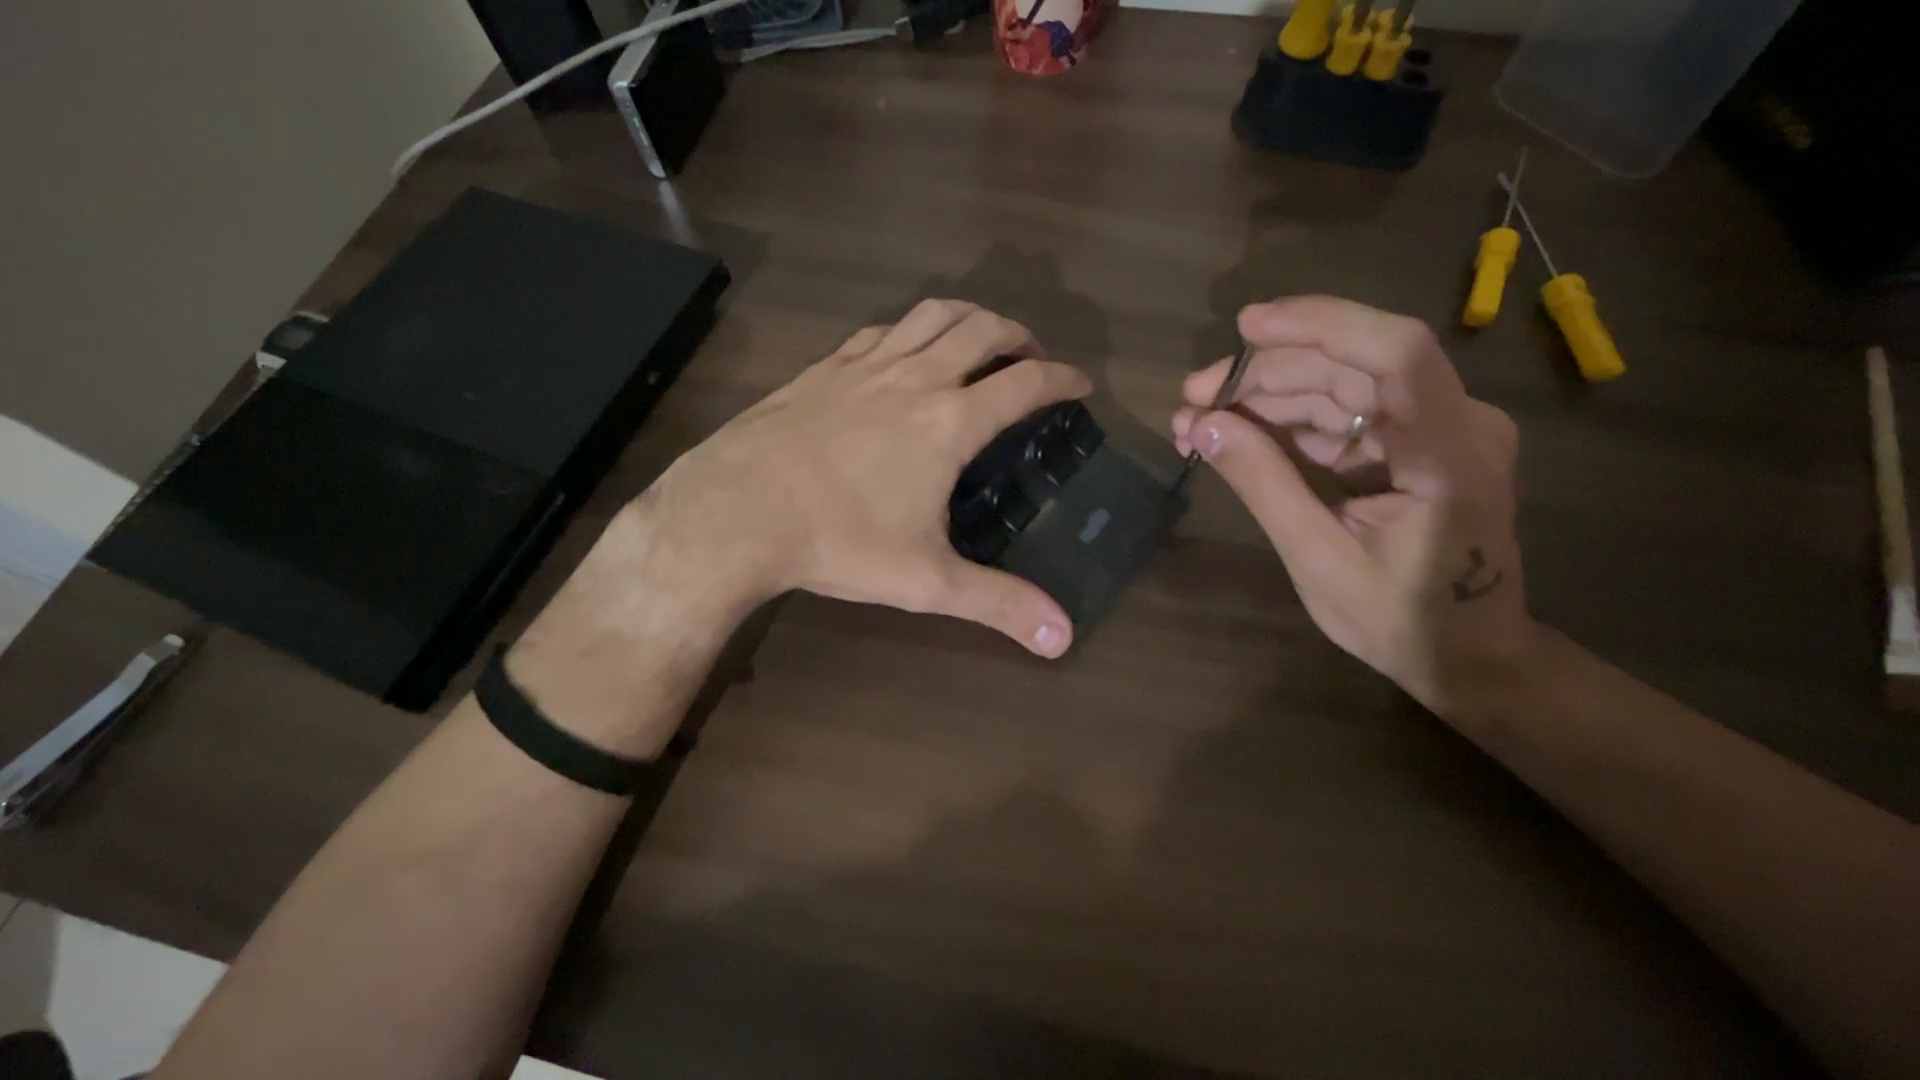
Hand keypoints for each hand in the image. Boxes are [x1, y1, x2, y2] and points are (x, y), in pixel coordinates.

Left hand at [608, 299, 1091, 653]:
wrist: (737, 511)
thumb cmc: (838, 541)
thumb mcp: (927, 581)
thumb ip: (999, 603)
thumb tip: (1063, 638)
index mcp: (949, 422)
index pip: (1024, 383)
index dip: (1062, 378)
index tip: (1082, 384)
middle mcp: (914, 379)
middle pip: (982, 329)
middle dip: (1020, 334)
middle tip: (1034, 355)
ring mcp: (864, 367)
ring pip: (930, 314)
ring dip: (968, 316)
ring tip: (981, 336)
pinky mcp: (823, 368)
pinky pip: (880, 331)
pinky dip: (909, 330)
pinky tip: (903, 351)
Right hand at [1171, 296, 1532, 714]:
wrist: (1470, 655)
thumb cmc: (1401, 620)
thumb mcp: (1319, 559)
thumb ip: (1264, 484)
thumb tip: (1201, 424)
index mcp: (1449, 456)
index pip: (1396, 354)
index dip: (1320, 326)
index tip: (1246, 329)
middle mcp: (1459, 424)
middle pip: (1355, 365)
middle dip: (1267, 374)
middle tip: (1192, 396)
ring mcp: (1442, 429)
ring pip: (1346, 384)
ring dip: (1271, 396)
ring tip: (1200, 418)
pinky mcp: (1421, 441)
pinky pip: (1351, 413)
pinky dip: (1294, 420)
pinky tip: (1241, 432)